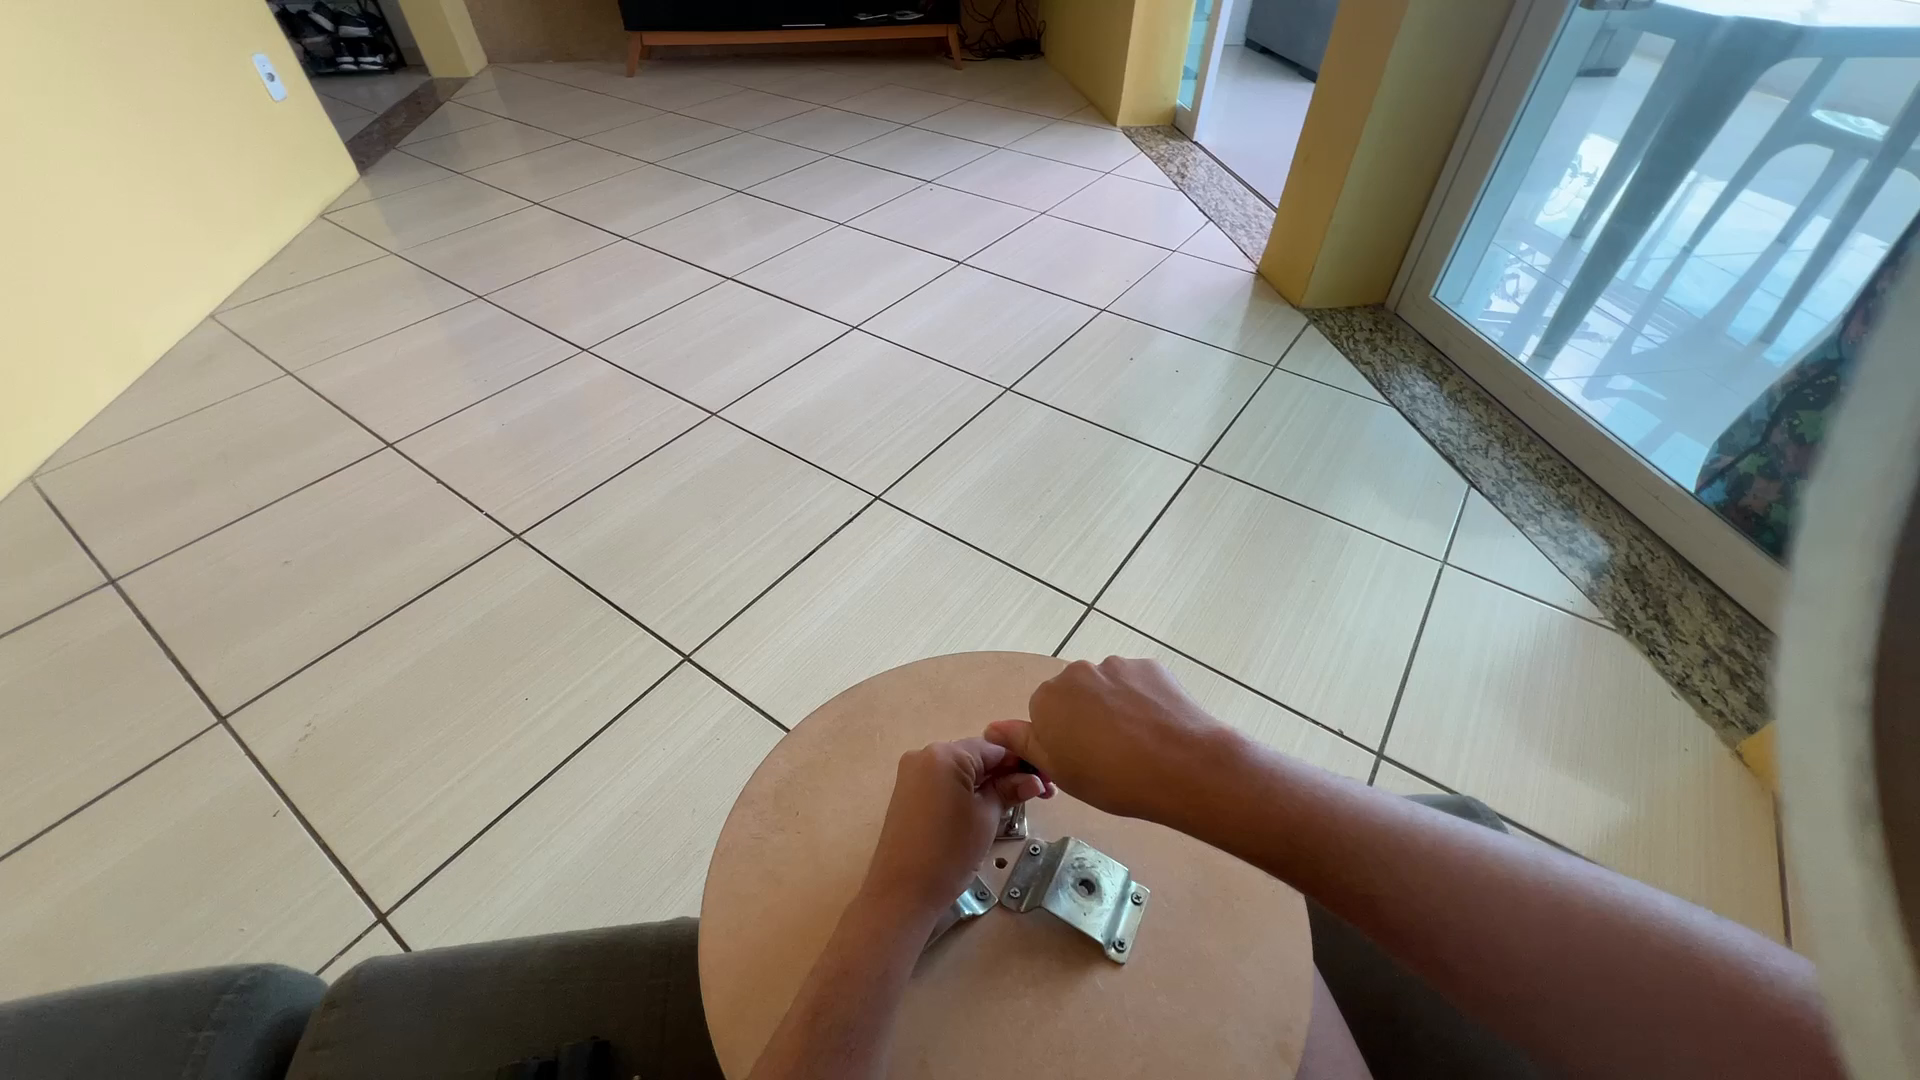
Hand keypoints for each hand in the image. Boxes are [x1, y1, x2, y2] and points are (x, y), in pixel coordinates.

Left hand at [860, 738, 1046, 918]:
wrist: (902, 892)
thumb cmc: (949, 852)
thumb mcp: (986, 818)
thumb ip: (1008, 791)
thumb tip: (1033, 780)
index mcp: (945, 754)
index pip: (994, 748)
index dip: (1021, 763)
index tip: (1044, 781)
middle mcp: (925, 754)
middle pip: (976, 757)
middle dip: (1005, 774)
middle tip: (1037, 795)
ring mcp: (912, 772)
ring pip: (960, 770)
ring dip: (986, 783)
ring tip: (1012, 805)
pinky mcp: (907, 791)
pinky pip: (944, 781)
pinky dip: (965, 790)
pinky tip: (983, 808)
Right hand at [985, 657, 1237, 824]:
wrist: (1181, 767)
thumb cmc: (1112, 779)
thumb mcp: (1059, 771)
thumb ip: (1024, 744)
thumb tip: (990, 728)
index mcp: (1047, 699)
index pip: (1043, 715)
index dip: (1061, 739)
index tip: (1080, 760)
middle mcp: (1076, 672)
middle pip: (1073, 695)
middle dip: (1084, 716)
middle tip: (1107, 754)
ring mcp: (1115, 665)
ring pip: (1105, 687)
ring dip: (1113, 707)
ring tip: (1137, 742)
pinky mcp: (1149, 666)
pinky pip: (1136, 682)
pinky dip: (1141, 699)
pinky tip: (1156, 727)